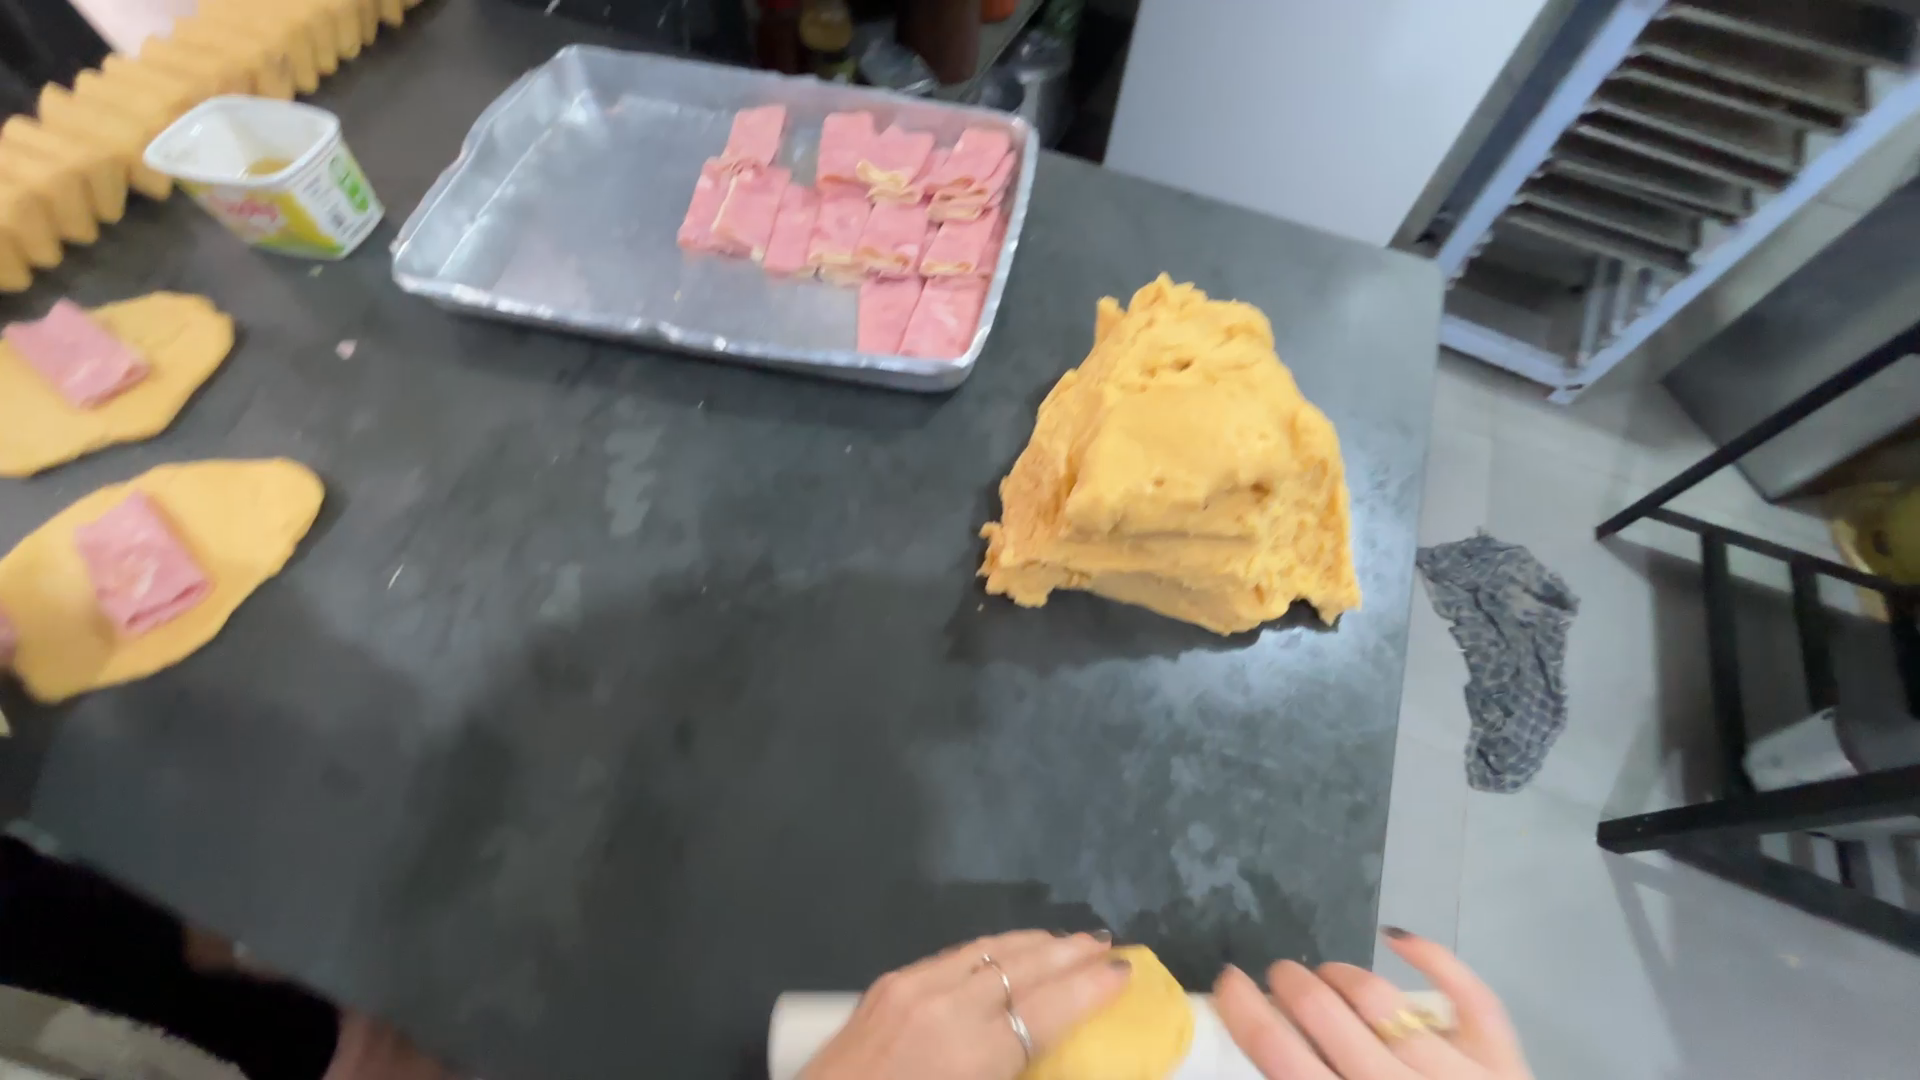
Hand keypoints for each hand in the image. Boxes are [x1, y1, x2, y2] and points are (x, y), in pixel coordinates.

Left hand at [800, 930, 1131, 1079]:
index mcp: (967, 1056)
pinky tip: (1008, 947)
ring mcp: (912, 986)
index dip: (1088, 990)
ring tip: (1069, 940)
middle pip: (1021, 968)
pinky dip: (993, 947)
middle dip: (1068, 953)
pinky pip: (956, 954)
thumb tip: (1051, 1053)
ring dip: (1033, 942)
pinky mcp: (890, 980)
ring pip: (989, 950)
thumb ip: (1019, 1070)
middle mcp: (943, 1006)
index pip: (1045, 1011)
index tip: (1123, 970)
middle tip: (1106, 942)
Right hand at [1214, 928, 1531, 1079]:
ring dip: (1340, 974)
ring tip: (1328, 977)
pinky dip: (1432, 957)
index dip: (1243, 1009)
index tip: (1228, 982)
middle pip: (1321, 1010)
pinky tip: (1394, 937)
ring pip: (1379, 996)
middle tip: (1279, 980)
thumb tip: (1265, 1054)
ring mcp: (1458, 1078)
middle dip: (1287, 983)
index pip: (1278, 1053)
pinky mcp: (1507, 1067)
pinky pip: (1471, 996)